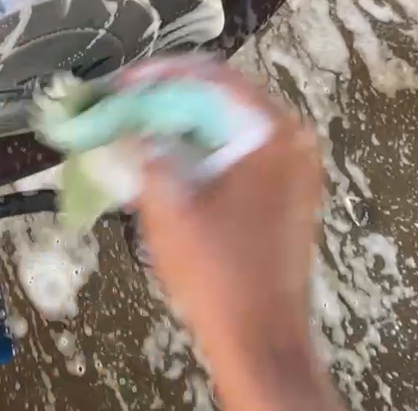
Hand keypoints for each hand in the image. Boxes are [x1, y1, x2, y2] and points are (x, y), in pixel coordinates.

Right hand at [128, 60, 338, 410]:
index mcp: (271, 132)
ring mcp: (293, 166)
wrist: (260, 343)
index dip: (160, 73)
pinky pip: (236, 148)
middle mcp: (292, 140)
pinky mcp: (284, 190)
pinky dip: (200, 145)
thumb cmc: (219, 274)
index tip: (124, 82)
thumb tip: (126, 114)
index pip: (211, 76)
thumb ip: (144, 145)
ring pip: (226, 122)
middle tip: (126, 101)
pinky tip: (165, 156)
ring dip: (181, 121)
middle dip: (168, 96)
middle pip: (221, 96)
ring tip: (138, 125)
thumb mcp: (166, 201)